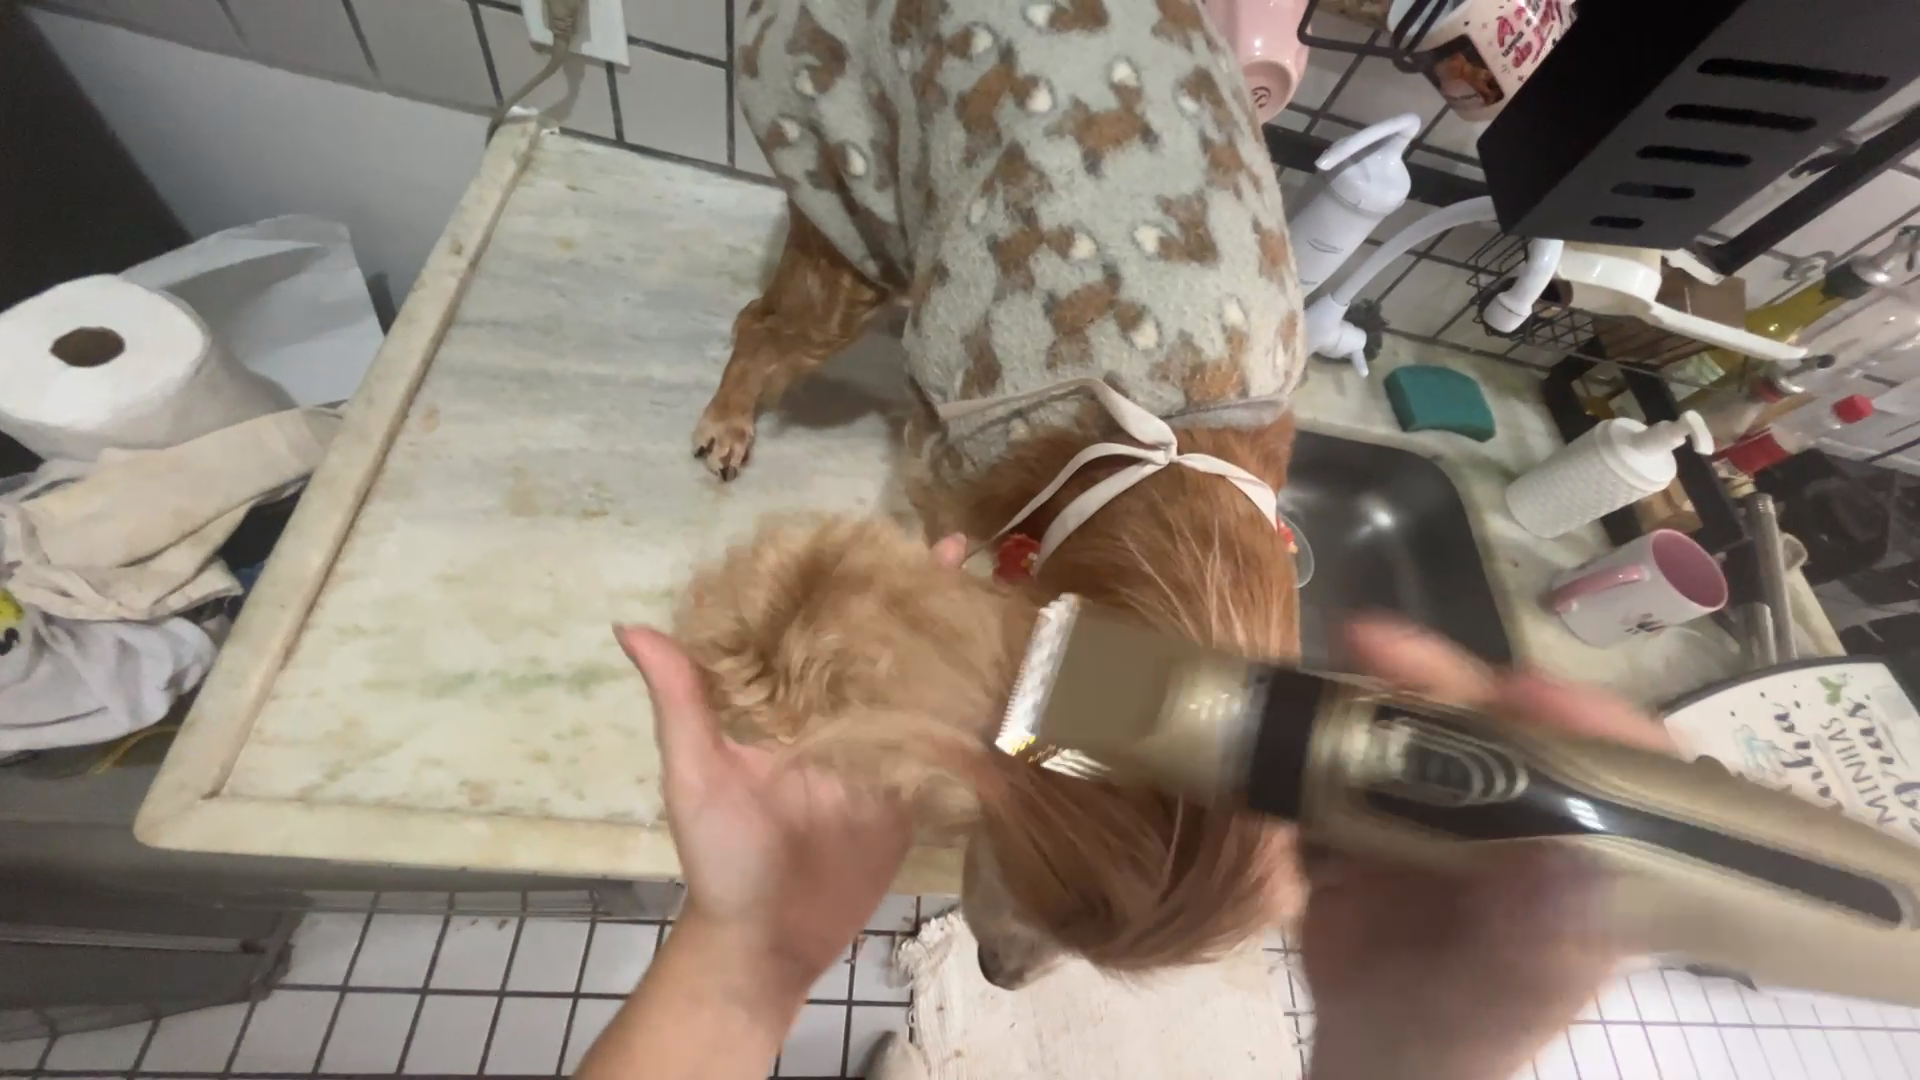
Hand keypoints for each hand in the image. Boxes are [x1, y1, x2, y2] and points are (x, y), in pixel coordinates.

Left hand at [610, 533, 968, 995]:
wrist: (771, 940)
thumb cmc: (723, 855)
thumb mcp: (695, 775)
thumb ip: (680, 704)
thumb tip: (631, 626)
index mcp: (785, 697)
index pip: (816, 622)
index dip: (843, 580)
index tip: (871, 536)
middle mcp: (835, 708)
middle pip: (876, 640)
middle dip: (911, 596)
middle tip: (950, 548)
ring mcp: (878, 742)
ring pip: (914, 677)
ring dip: (945, 636)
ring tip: (981, 593)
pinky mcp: (912, 780)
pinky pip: (941, 733)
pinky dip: (966, 700)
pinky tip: (998, 667)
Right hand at [1301, 617, 1673, 1079]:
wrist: (1353, 1047)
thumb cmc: (1434, 1044)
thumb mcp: (1483, 1017)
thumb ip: (1531, 960)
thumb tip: (1575, 868)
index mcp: (1573, 869)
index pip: (1619, 774)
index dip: (1579, 720)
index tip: (1517, 692)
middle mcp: (1511, 823)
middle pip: (1495, 725)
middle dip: (1440, 676)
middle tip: (1368, 642)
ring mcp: (1435, 810)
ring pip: (1415, 723)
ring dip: (1372, 682)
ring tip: (1330, 651)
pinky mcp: (1369, 809)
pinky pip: (1346, 746)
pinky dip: (1317, 714)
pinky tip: (1286, 698)